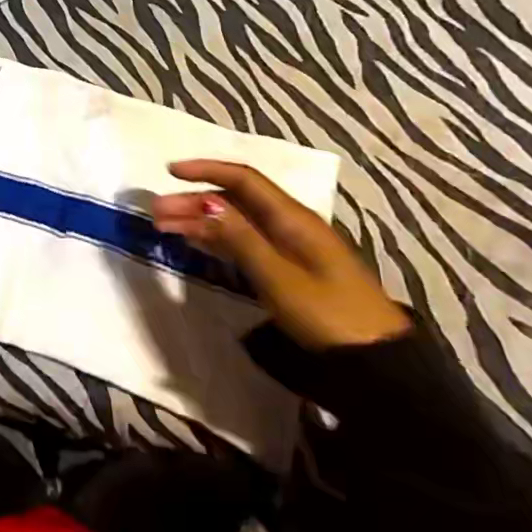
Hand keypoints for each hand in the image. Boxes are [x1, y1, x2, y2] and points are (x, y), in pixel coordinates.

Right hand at [152, 159, 411, 349]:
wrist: (374, 362)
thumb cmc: (327, 316)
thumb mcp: (279, 278)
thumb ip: (241, 238)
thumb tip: (205, 200)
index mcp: (292, 217)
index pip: (244, 179)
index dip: (207, 170)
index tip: (170, 171)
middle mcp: (289, 223)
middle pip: (236, 201)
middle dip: (195, 200)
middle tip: (156, 212)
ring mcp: (289, 246)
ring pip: (237, 222)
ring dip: (201, 221)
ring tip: (164, 227)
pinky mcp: (288, 269)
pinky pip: (245, 243)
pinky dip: (218, 240)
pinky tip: (195, 243)